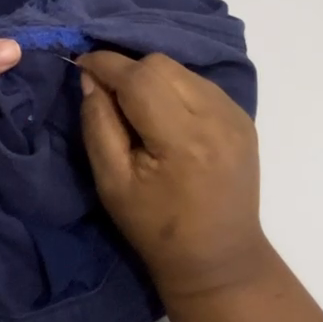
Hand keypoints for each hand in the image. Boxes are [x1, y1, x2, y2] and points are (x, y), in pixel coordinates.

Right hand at [77, 52, 272, 302]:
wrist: (218, 258)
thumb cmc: (155, 226)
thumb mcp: (111, 181)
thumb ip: (98, 123)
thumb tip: (90, 77)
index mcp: (183, 139)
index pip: (138, 77)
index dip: (105, 63)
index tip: (79, 64)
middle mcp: (216, 118)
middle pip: (160, 64)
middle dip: (126, 70)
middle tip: (106, 94)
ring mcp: (235, 116)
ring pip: (180, 69)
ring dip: (149, 77)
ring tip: (134, 107)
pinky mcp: (243, 119)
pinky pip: (198, 83)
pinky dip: (172, 87)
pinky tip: (163, 116)